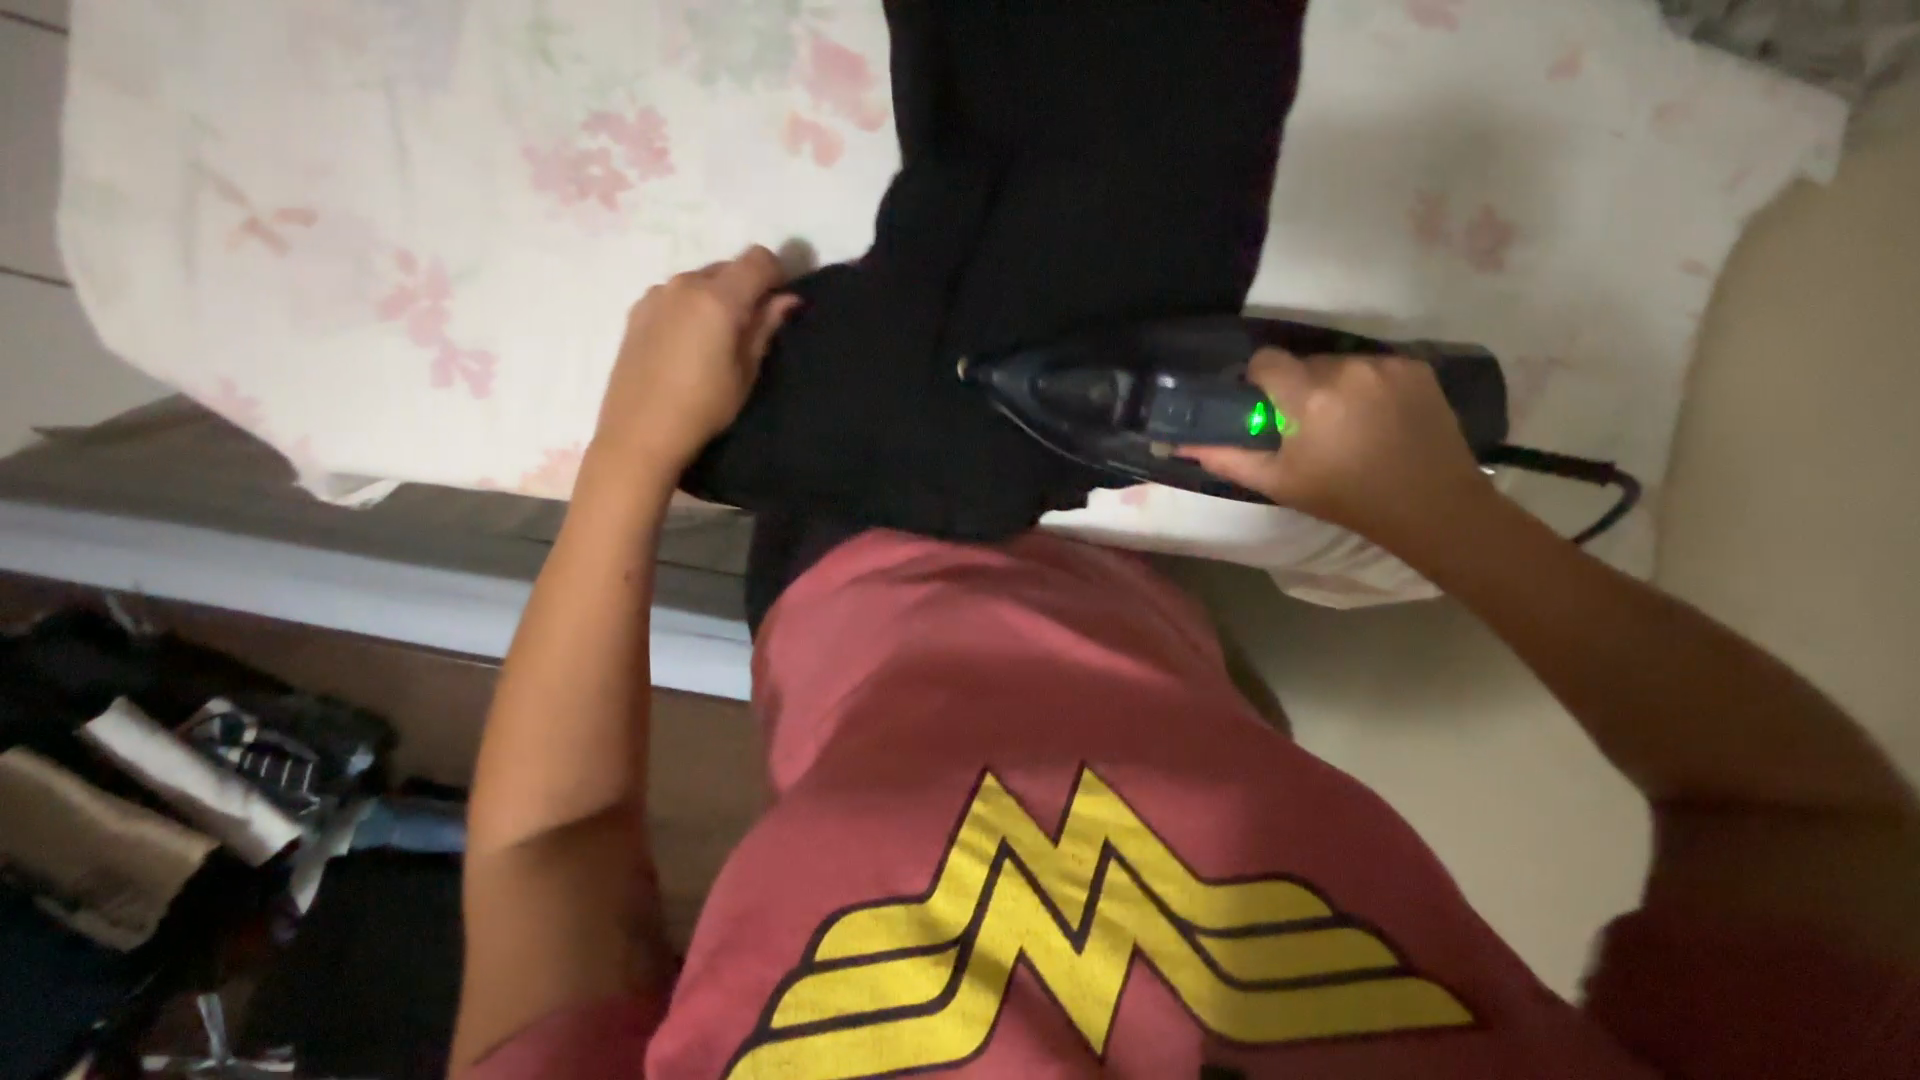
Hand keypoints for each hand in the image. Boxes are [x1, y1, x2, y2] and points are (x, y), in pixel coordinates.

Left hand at [590, 246, 799, 470]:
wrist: (639, 433)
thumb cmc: (703, 407)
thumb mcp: (745, 372)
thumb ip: (765, 327)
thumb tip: (787, 299)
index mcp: (717, 297)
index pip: (758, 258)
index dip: (776, 275)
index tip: (779, 305)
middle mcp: (684, 284)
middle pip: (727, 267)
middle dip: (745, 288)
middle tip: (750, 329)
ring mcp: (656, 294)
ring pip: (699, 281)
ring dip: (716, 298)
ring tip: (715, 340)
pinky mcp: (637, 311)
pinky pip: (675, 295)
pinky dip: (690, 307)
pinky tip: (686, 345)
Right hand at [1182, 348, 1493, 544]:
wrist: (1431, 505)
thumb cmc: (1346, 498)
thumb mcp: (1280, 484)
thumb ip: (1228, 459)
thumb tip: (1184, 445)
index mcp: (1308, 397)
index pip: (1265, 360)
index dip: (1260, 380)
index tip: (1266, 407)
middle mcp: (1345, 369)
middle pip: (1304, 362)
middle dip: (1299, 387)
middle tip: (1309, 425)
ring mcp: (1385, 365)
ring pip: (1340, 363)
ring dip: (1335, 385)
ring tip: (1348, 423)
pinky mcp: (1416, 367)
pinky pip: (1375, 366)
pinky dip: (1369, 385)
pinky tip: (1379, 417)